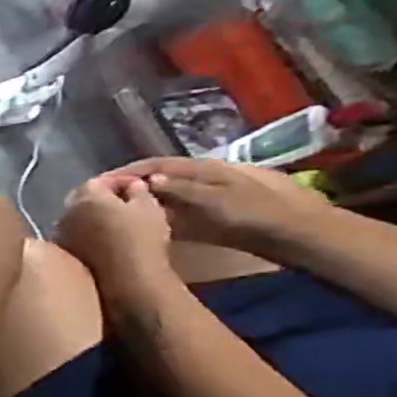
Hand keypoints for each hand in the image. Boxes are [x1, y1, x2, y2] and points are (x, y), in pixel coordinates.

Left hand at [56, 173, 172, 292]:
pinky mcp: (63, 249)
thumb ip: (138, 191)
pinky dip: (84, 228)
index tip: (134, 186)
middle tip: (122, 200)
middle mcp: (66, 213)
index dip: (116, 181)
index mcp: (86, 198)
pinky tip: (101, 234)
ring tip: (113, 217)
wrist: (126, 275)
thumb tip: (130, 185)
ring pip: (74, 215)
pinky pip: (72, 231)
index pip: (97, 181)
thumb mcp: (149, 207)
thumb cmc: (140, 237)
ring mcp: (60, 232)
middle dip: (100, 195)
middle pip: (81, 197)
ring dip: (90, 213)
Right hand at [116, 156, 327, 250]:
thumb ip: (181, 190)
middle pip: (159, 175)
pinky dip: (156, 207)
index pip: (155, 164)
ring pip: (167, 189)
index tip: (97, 183)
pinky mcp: (214, 208)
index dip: (126, 171)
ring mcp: (210, 191)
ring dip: (142, 196)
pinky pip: (175, 203)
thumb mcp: (215, 200)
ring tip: (118, 208)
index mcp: (203, 168)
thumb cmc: (256, 214)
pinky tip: (146, 218)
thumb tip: (148, 180)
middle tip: (102, 198)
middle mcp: (204, 175)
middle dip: (131, 183)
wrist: (299, 232)